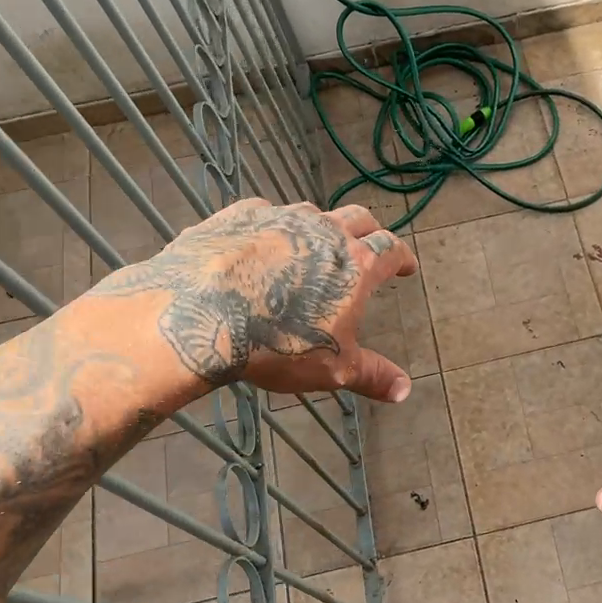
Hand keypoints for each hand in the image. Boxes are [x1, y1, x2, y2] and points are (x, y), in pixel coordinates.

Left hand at [90, 197, 418, 400]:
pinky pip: (264, 213)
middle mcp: (323, 231)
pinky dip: (273, 227)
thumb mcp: (333, 368)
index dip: (402, 258)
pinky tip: (262, 245)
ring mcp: (278, 218)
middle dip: (370, 231)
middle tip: (370, 245)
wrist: (197, 316)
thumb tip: (404, 391)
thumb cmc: (278, 346)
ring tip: (315, 247)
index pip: (391, 249)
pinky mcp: (236, 215)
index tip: (405, 267)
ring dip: (321, 226)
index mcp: (356, 264)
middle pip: (358, 217)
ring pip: (312, 212)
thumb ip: (372, 375)